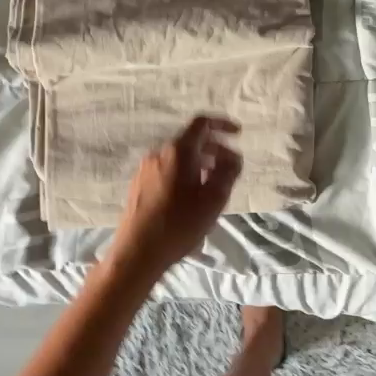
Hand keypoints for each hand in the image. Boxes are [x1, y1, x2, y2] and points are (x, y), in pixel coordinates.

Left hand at [107, 115, 242, 284]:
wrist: (137, 252)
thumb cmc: (179, 224)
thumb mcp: (213, 199)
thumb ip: (228, 172)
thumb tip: (233, 157)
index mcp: (178, 151)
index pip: (202, 124)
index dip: (222, 124)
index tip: (238, 134)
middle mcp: (159, 153)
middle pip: (191, 140)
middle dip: (214, 149)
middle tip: (231, 165)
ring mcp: (146, 168)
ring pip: (179, 157)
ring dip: (200, 163)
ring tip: (214, 183)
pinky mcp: (139, 184)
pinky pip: (168, 169)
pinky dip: (185, 173)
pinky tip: (192, 196)